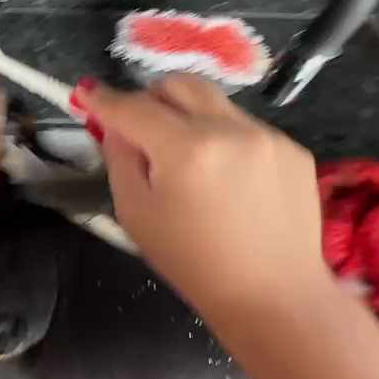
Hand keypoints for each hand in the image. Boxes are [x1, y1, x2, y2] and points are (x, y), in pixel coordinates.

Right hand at [80, 75, 336, 317]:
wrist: (272, 293)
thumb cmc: (189, 258)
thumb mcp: (133, 210)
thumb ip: (120, 156)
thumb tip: (115, 124)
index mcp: (186, 148)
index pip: (132, 107)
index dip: (103, 99)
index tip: (85, 94)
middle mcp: (230, 130)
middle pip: (178, 85)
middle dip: (150, 98)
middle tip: (138, 127)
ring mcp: (268, 136)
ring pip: (212, 104)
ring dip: (187, 118)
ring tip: (184, 160)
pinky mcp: (293, 149)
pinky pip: (243, 126)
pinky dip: (220, 138)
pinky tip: (223, 179)